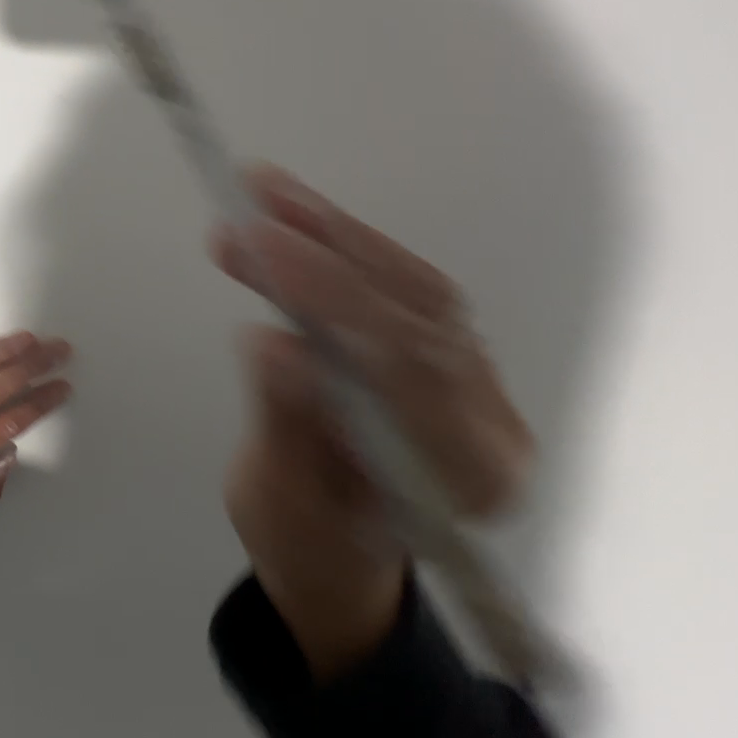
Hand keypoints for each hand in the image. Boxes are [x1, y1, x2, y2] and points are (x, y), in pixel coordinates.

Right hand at [210, 162, 533, 681]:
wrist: (338, 550)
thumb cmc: (306, 541)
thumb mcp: (280, 502)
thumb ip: (287, 426)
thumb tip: (268, 341)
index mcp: (466, 477)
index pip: (411, 374)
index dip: (338, 306)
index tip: (266, 257)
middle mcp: (488, 418)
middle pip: (416, 316)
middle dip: (326, 256)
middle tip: (249, 210)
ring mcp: (472, 379)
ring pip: (412, 286)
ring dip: (334, 232)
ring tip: (263, 187)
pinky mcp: (443, 350)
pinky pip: (401, 283)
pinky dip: (343, 241)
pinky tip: (293, 211)